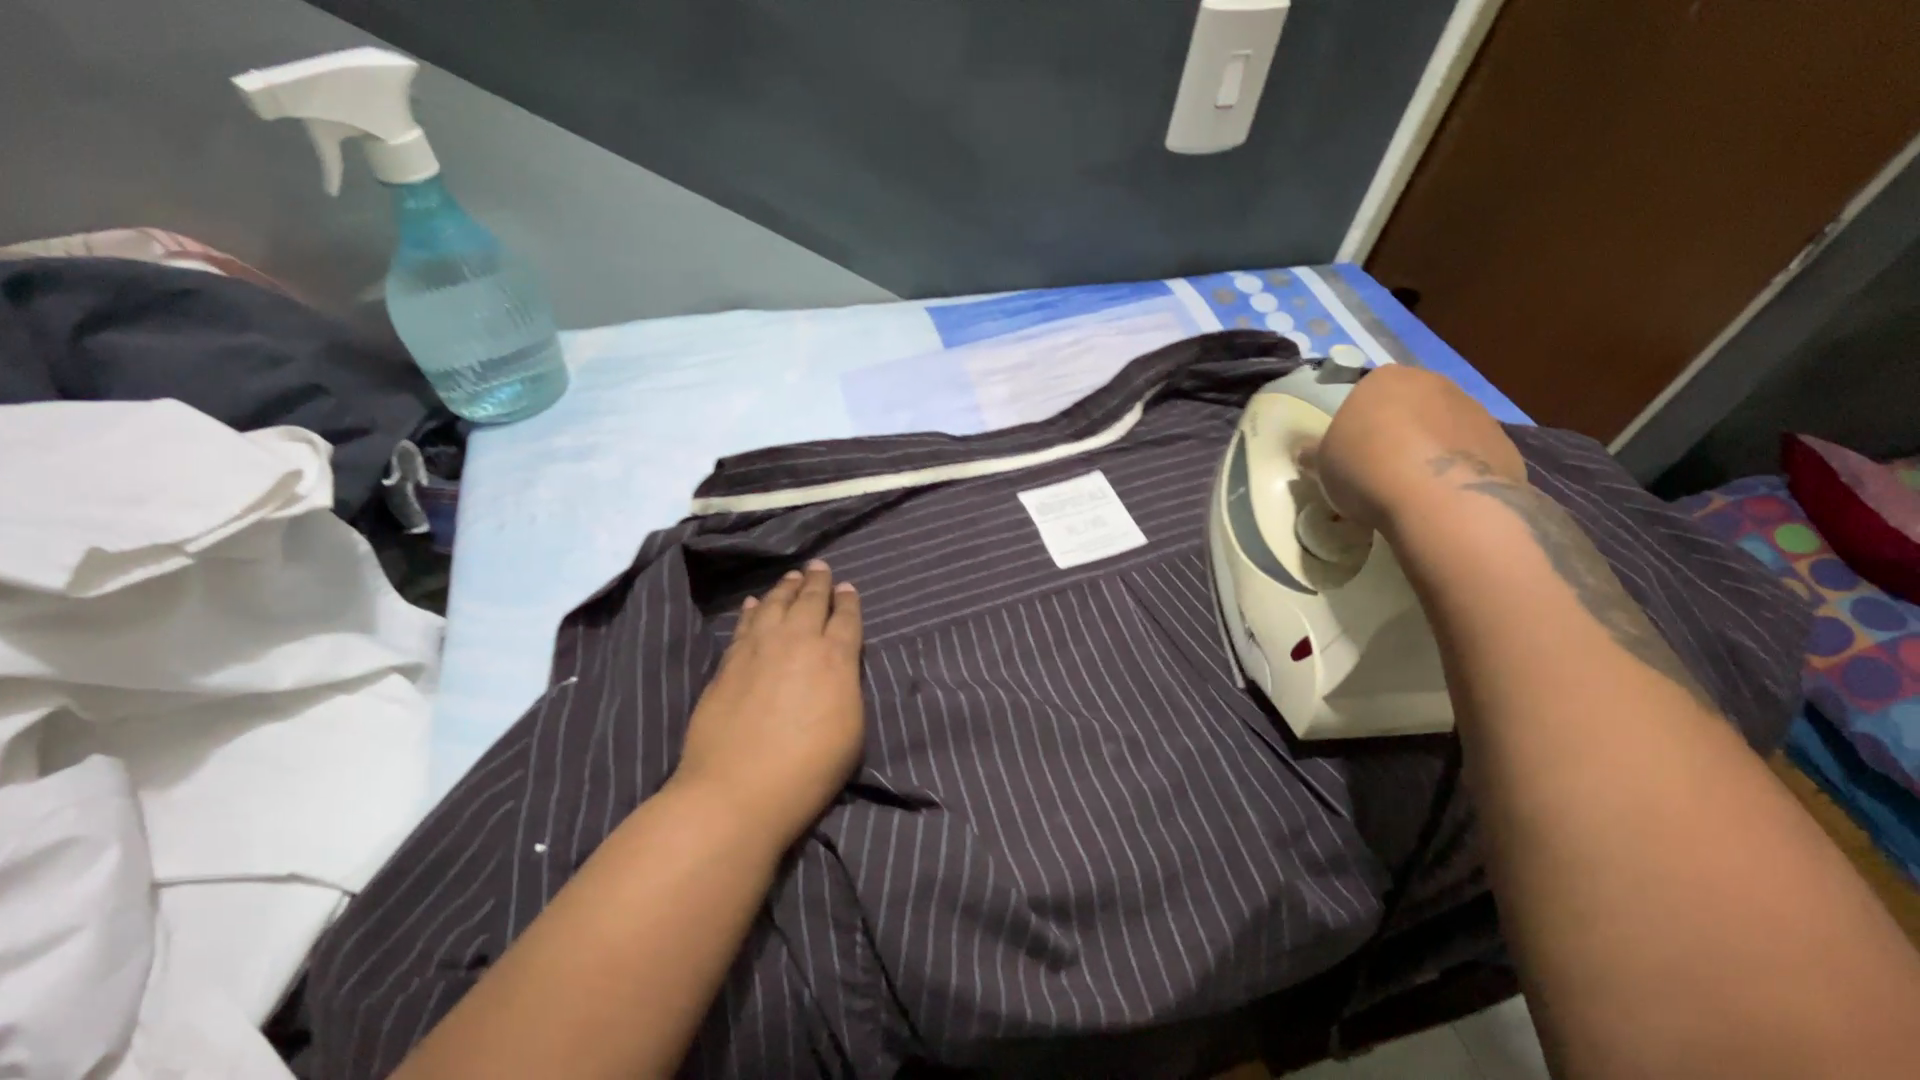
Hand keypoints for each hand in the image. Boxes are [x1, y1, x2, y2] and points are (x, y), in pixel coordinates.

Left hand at [669, 559, 865, 850]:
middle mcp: (798, 642)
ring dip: (786, 589)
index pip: (846, 619)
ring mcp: (758, 649)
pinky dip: (753, 610)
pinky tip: (755, 604)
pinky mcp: (727, 663)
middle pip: (810, 601)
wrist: (738, 790)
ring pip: (775, 606)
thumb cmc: (809, 770)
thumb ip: (846, 688)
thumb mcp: (851, 731)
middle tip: (819, 567)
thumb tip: (836, 664)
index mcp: (836, 659)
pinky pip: (744, 625)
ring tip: (792, 577)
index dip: (848, 602)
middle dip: (817, 582)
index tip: (847, 588)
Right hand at [1304, 365, 1525, 535]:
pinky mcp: (1503, 443)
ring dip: (1433, 453)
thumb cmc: (1367, 470)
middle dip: (1401, 434)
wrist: (1440, 499)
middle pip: (1412, 408)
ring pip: (1446, 431)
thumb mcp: (1325, 465)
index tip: (1354, 456)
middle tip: (1384, 473)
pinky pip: (1473, 457)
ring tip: (1417, 493)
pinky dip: (1461, 474)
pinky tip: (1446, 502)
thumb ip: (1320, 453)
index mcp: (1385, 379)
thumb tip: (1307, 454)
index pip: (1368, 395)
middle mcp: (1434, 383)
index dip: (1360, 426)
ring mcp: (1475, 411)